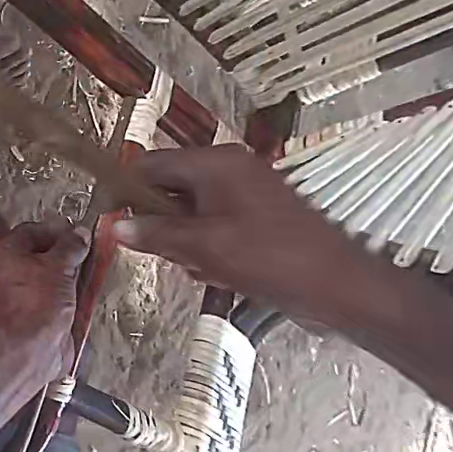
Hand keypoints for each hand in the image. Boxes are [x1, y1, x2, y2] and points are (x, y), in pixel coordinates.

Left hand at [0, 220, 87, 365]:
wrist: (32, 347)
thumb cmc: (38, 300)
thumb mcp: (58, 266)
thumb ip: (70, 247)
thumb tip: (81, 233)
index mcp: (2, 253)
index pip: (30, 231)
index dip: (56, 229)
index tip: (80, 232)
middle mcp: (5, 272)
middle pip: (39, 253)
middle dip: (65, 251)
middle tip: (90, 249)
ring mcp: (18, 294)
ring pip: (48, 275)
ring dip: (70, 272)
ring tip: (94, 268)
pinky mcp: (32, 312)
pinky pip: (53, 295)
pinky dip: (69, 291)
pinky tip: (88, 289)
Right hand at [112, 146, 404, 327]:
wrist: (344, 287)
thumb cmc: (271, 258)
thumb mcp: (201, 247)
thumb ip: (153, 233)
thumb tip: (115, 226)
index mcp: (214, 164)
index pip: (147, 164)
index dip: (122, 188)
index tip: (108, 217)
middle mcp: (228, 168)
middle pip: (166, 187)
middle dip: (157, 221)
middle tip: (162, 250)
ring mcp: (244, 190)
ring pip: (186, 209)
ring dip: (181, 238)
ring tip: (197, 265)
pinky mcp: (256, 213)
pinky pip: (210, 222)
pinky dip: (203, 244)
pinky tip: (216, 269)